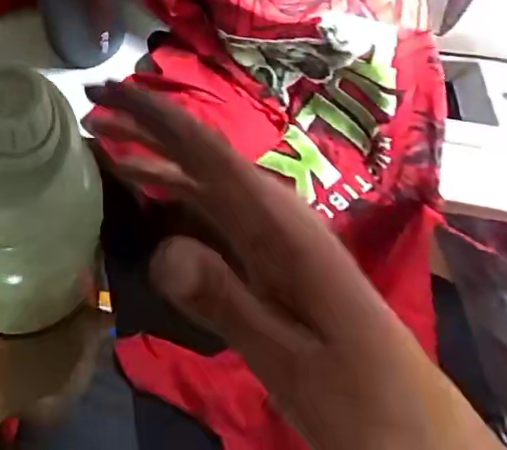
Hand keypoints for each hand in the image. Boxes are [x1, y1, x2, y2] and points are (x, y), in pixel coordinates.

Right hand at [84, 80, 498, 449]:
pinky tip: (147, 193)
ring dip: (153, 156)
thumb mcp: (288, 360)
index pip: (204, 150)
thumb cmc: (357, 393)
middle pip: (198, 155)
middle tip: (92, 107)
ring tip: (104, 141)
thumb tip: (162, 250)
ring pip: (201, 179)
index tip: (110, 90)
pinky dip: (172, 192)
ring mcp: (271, 231)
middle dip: (145, 125)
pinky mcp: (269, 254)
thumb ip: (227, 302)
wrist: (413, 424)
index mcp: (278, 222)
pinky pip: (211, 209)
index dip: (154, 114)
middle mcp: (272, 211)